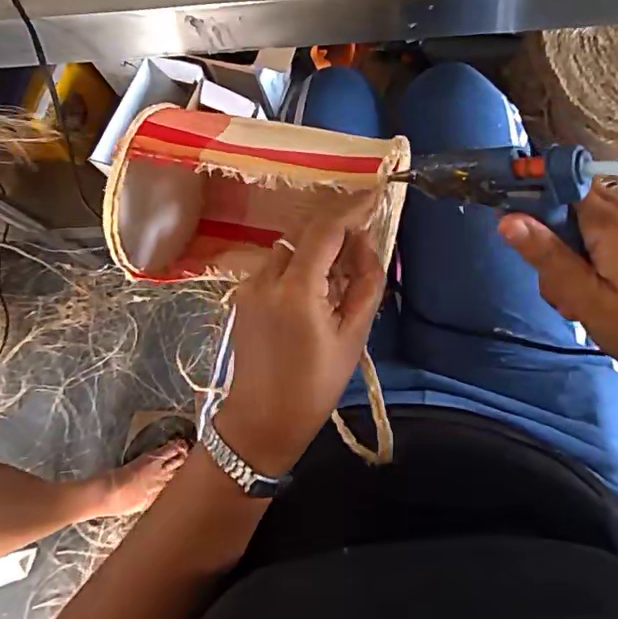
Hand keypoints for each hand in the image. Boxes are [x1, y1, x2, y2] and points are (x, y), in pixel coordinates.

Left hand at [219, 193, 385, 474]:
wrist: (261, 422)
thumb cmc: (316, 385)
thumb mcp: (354, 336)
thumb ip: (366, 282)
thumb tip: (367, 243)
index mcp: (297, 289)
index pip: (325, 229)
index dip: (352, 208)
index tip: (375, 196)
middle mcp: (267, 277)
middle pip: (304, 231)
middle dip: (336, 226)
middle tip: (363, 239)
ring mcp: (249, 285)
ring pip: (289, 247)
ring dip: (316, 247)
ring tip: (340, 274)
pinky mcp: (242, 296)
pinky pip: (276, 265)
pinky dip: (299, 264)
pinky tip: (315, 290)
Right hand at [498, 186, 617, 390]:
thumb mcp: (585, 298)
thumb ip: (546, 256)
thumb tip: (507, 219)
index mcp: (614, 223)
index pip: (566, 181)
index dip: (536, 192)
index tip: (514, 220)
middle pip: (575, 201)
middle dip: (552, 233)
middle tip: (552, 281)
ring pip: (590, 222)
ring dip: (571, 250)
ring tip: (575, 298)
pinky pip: (609, 236)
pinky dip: (592, 257)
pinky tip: (595, 294)